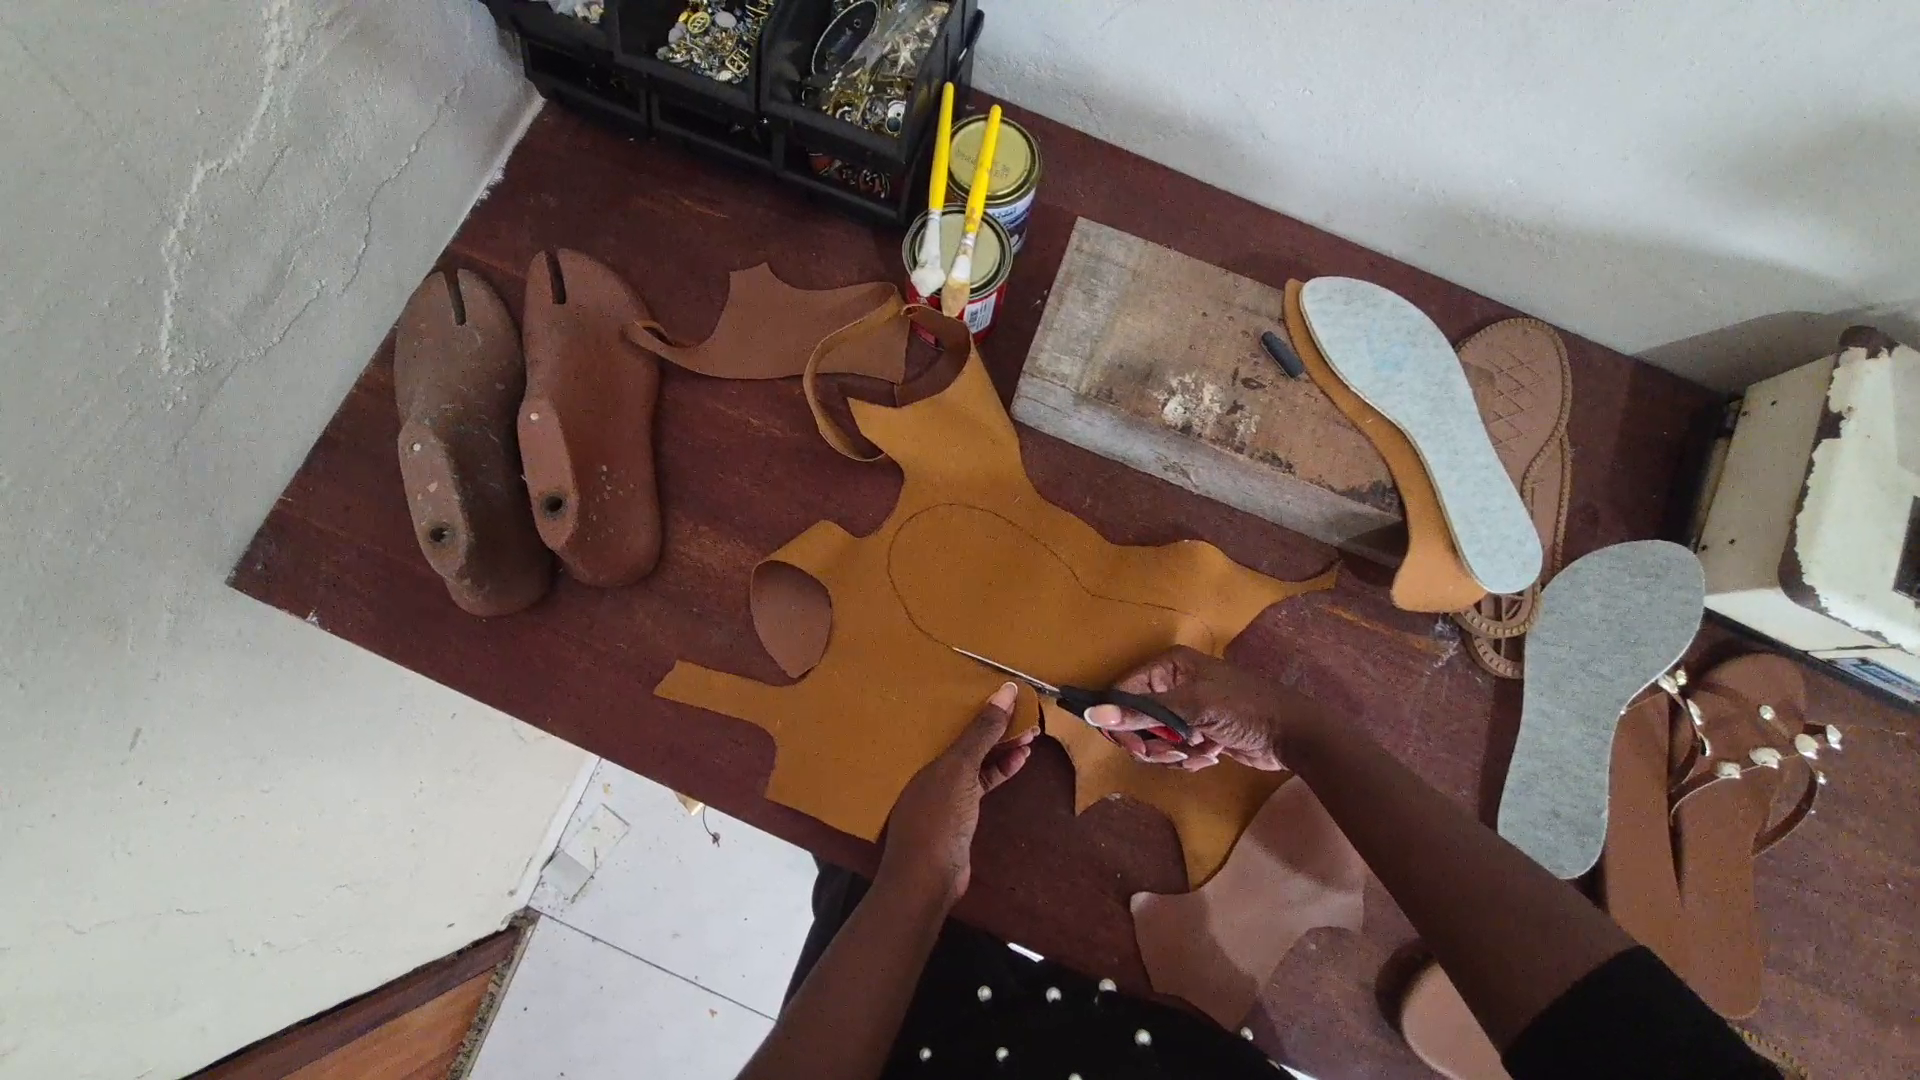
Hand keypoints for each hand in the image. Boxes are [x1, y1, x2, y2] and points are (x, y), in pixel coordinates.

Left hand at [878, 682, 1038, 909]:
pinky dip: (1001, 771)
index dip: (987, 710)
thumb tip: (1005, 691)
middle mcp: (936, 771)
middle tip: (1030, 716)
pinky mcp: (961, 816)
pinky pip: (984, 783)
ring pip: (980, 762)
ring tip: (1031, 736)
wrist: (927, 879)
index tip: (1014, 698)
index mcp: (928, 756)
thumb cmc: (940, 818)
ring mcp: (948, 794)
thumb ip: (982, 732)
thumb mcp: (961, 769)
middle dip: (1000, 729)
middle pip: (971, 742)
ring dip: (1004, 749)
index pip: (960, 724)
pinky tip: (1020, 762)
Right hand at [1085, 646, 1316, 771]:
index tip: (1134, 744)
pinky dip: (1187, 758)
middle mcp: (1172, 684)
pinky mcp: (1197, 732)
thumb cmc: (1244, 709)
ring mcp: (1185, 709)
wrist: (1294, 734)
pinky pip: (1172, 750)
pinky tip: (1211, 755)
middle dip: (1151, 741)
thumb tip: (1092, 714)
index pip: (1122, 692)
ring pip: (1153, 739)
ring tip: (1199, 753)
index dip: (1119, 720)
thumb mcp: (1192, 708)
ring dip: (1172, 753)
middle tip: (1173, 752)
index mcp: (1167, 666)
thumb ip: (1142, 713)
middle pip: (1135, 719)